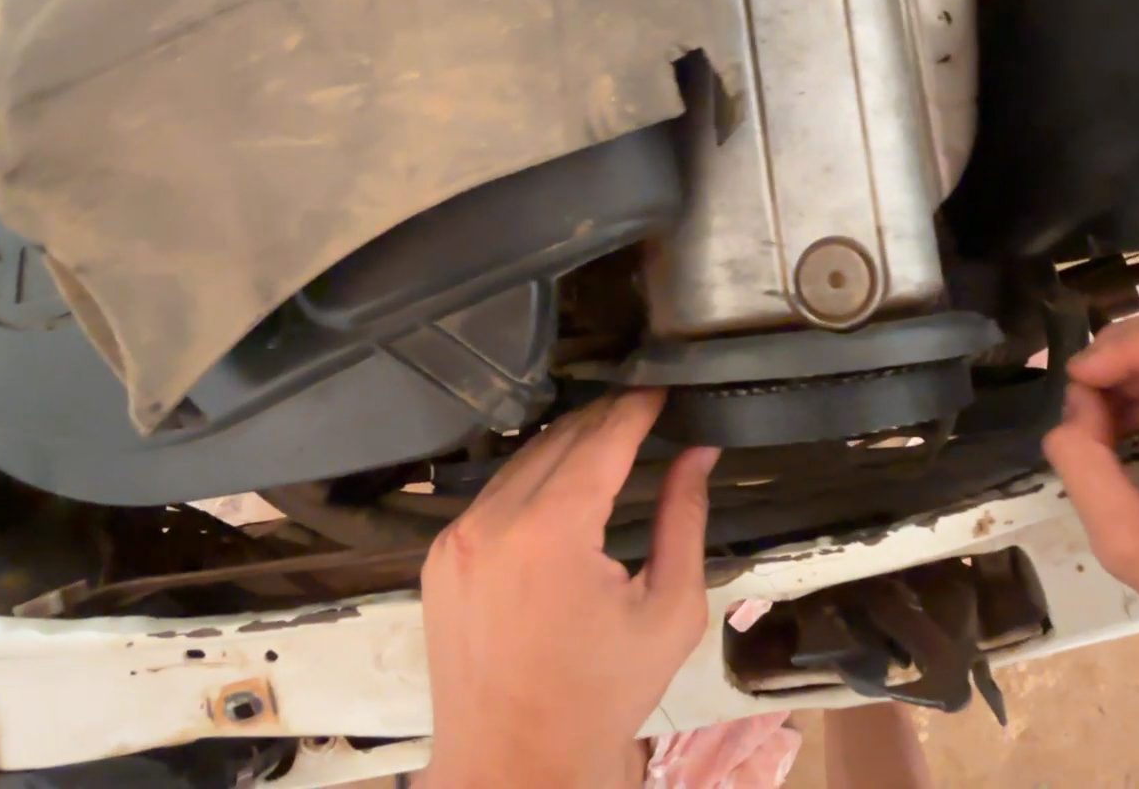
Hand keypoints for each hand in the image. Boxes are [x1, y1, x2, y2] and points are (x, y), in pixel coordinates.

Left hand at [422, 390, 719, 787]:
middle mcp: (494, 520)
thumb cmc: (604, 695)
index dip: (637, 407)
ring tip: (613, 437)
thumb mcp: (669, 610)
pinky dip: (535, 474)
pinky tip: (564, 480)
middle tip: (647, 408)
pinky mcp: (440, 557)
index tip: (663, 387)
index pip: (602, 439)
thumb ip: (684, 518)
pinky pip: (495, 492)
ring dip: (570, 442)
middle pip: (560, 438)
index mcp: (551, 531)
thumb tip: (698, 452)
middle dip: (608, 417)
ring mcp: (457, 537)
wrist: (515, 770)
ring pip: (523, 458)